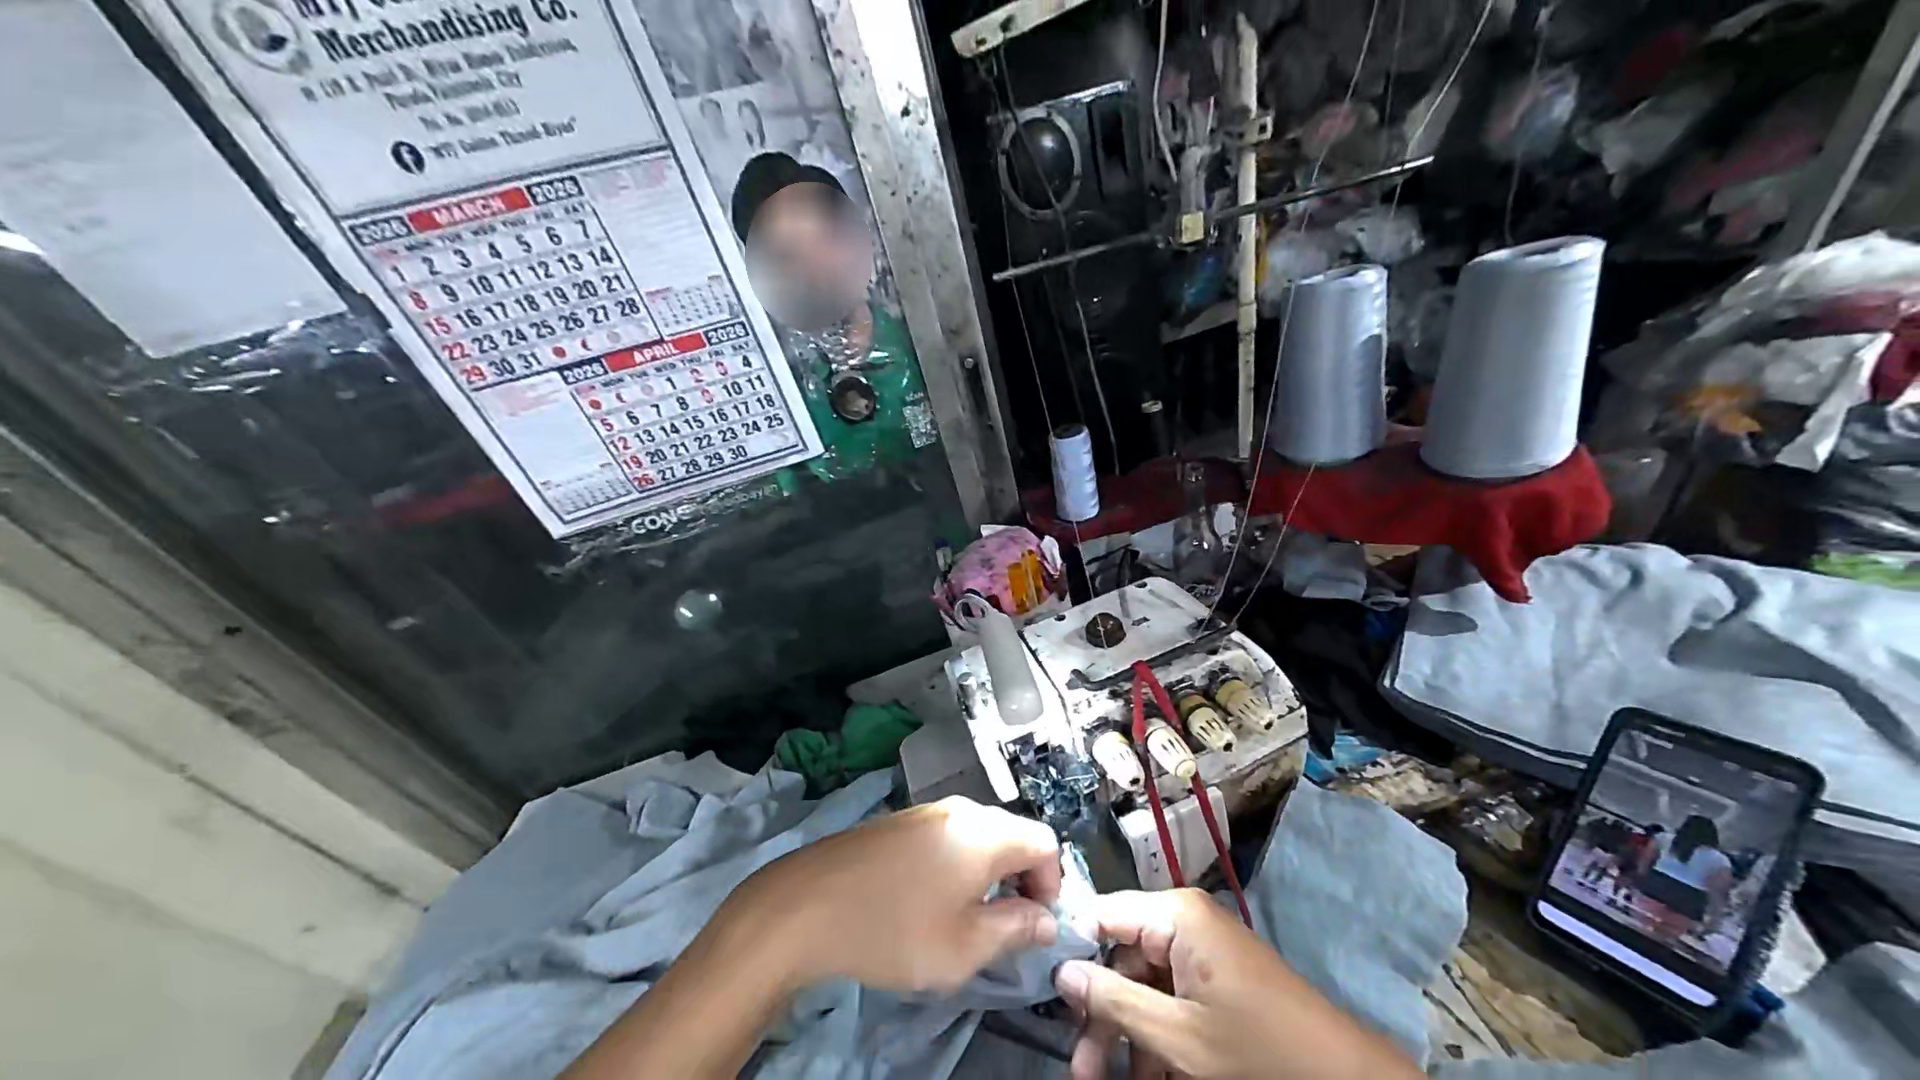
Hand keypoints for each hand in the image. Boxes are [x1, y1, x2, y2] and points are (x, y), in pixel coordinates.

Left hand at [730, 795, 1063, 994]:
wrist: (805, 905)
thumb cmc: (894, 930)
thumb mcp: (964, 947)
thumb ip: (1016, 929)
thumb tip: (1044, 919)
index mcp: (985, 832)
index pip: (1045, 842)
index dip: (1051, 884)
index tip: (1033, 924)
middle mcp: (960, 810)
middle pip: (1012, 835)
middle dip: (1020, 879)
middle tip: (1003, 926)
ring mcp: (925, 812)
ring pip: (978, 836)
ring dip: (987, 873)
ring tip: (964, 917)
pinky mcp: (898, 822)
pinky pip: (947, 836)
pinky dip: (956, 864)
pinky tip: (928, 899)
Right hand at [1053, 890, 1422, 1079]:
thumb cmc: (1257, 1053)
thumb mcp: (1178, 1036)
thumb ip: (1113, 1002)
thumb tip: (1059, 973)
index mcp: (1174, 916)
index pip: (1102, 915)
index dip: (1073, 952)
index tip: (1047, 995)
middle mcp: (1185, 924)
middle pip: (1122, 960)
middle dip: (1101, 1017)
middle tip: (1081, 1071)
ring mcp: (1203, 954)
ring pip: (1145, 988)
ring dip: (1127, 1038)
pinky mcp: (1218, 985)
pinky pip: (1173, 1003)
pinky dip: (1158, 1042)